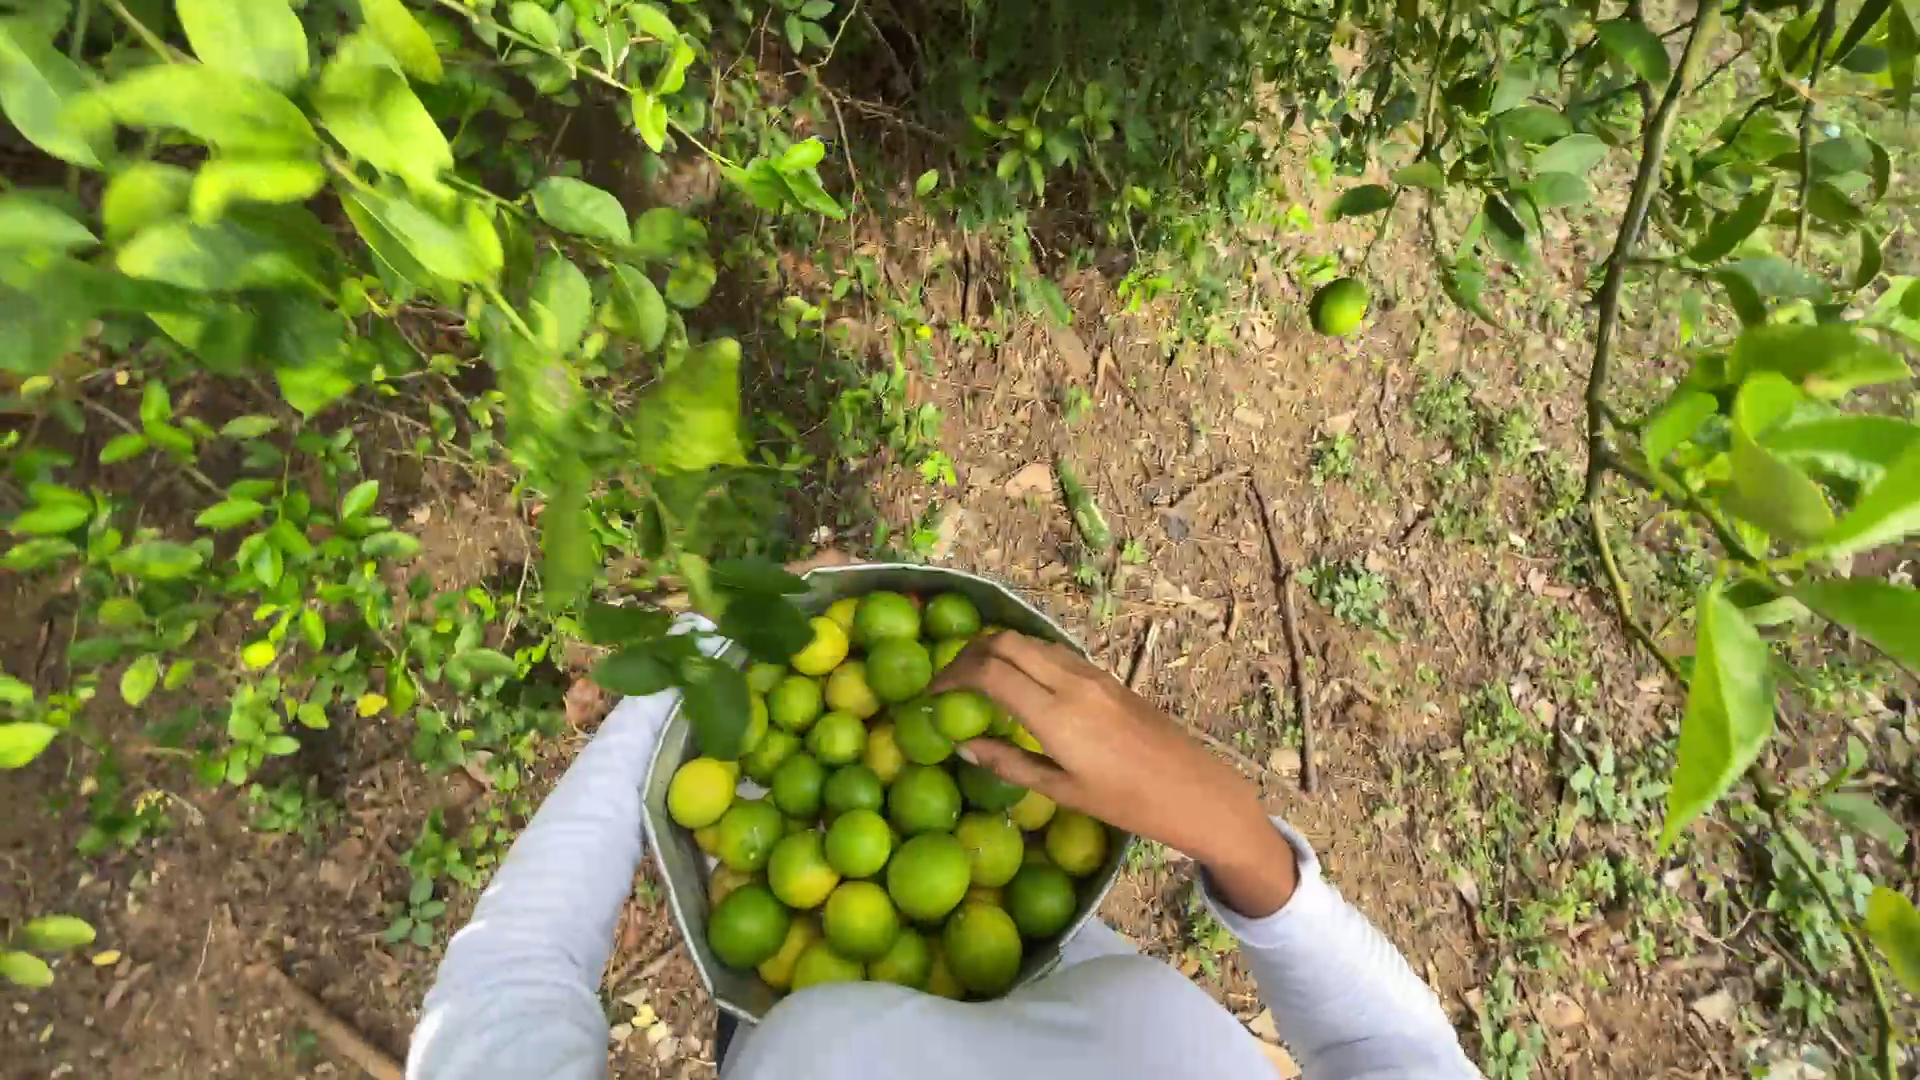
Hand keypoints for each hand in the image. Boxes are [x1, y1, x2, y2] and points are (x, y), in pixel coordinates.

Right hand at [930, 632, 1298, 915]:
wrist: (1196, 789)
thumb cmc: (1128, 804)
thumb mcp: (1063, 792)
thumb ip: (1009, 764)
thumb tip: (964, 746)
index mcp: (1056, 716)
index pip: (989, 671)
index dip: (952, 675)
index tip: (932, 692)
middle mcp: (1070, 681)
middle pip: (1004, 640)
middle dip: (968, 652)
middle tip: (949, 679)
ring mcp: (1089, 672)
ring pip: (1028, 639)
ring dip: (994, 648)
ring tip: (975, 678)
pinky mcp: (1103, 673)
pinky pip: (1050, 650)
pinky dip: (1021, 654)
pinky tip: (1015, 680)